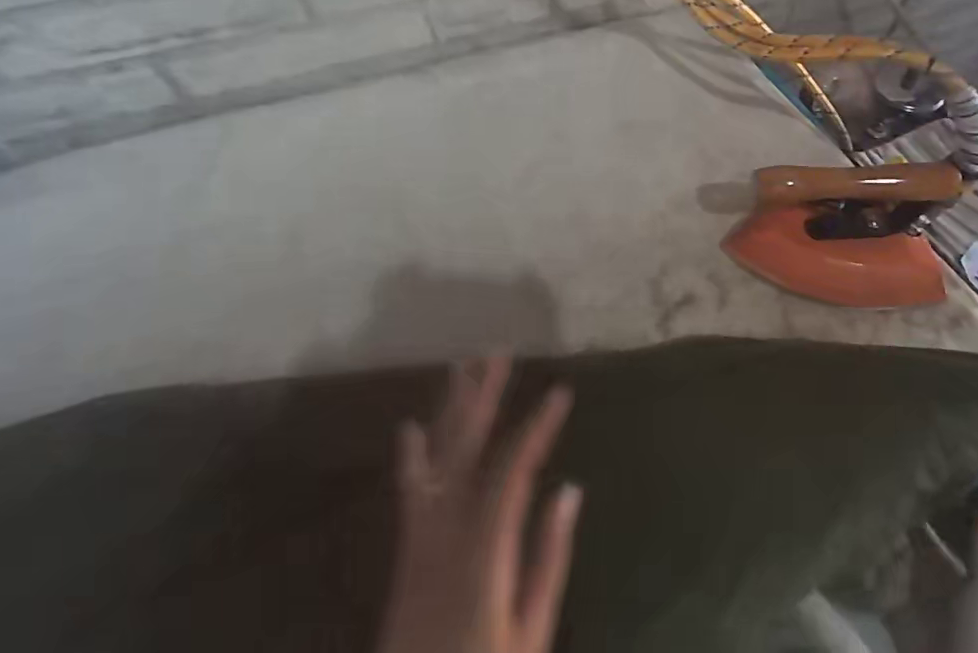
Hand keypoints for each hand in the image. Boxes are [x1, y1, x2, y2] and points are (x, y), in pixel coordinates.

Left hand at [375, 356, 581, 652]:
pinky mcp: (408, 547)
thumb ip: (549, 557)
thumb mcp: (531, 629)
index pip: (514, 467)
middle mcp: (448, 527)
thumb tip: (569, 490)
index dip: (537, 426)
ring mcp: (422, 534)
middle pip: (467, 447)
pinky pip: (411, 488)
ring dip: (451, 410)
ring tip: (461, 368)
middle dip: (484, 396)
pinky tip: (412, 427)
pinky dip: (413, 455)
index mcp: (484, 545)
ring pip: (438, 457)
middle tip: (498, 353)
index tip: (560, 392)